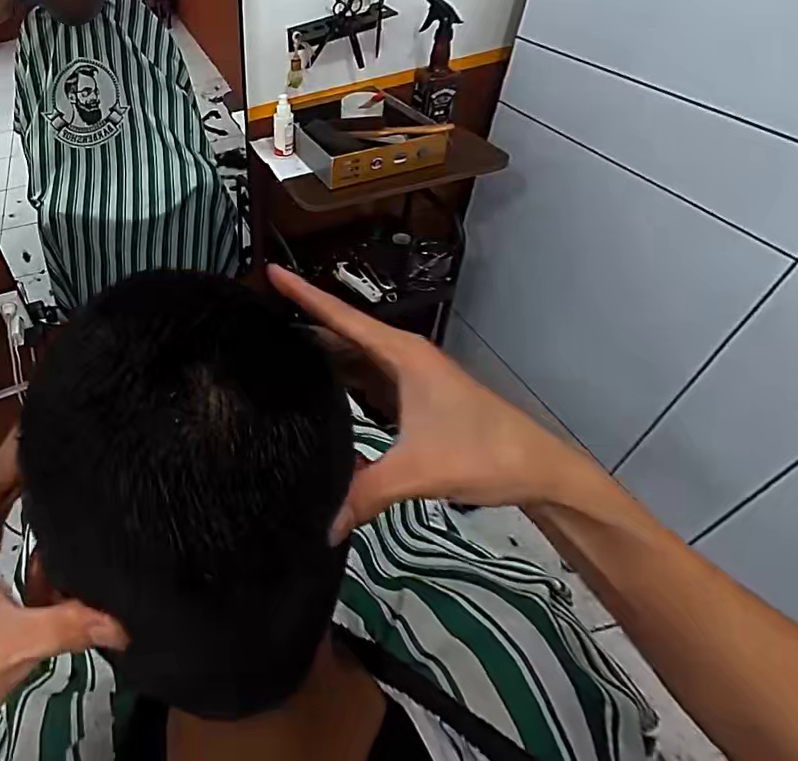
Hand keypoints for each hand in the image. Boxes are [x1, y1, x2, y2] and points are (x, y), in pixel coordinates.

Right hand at [268, 266, 604, 541]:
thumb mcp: (419, 471)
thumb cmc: (485, 452)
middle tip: (257, 320)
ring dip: (319, 352)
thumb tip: (324, 527)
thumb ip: (366, 494)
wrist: (540, 470)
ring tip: (276, 350)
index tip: (270, 272)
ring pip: (351, 356)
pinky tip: (316, 388)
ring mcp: (405, 376)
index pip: (340, 316)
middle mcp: (400, 356)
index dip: (303, 293)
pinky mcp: (409, 397)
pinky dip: (337, 379)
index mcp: (400, 354)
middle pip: (340, 332)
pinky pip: (362, 380)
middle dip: (301, 320)